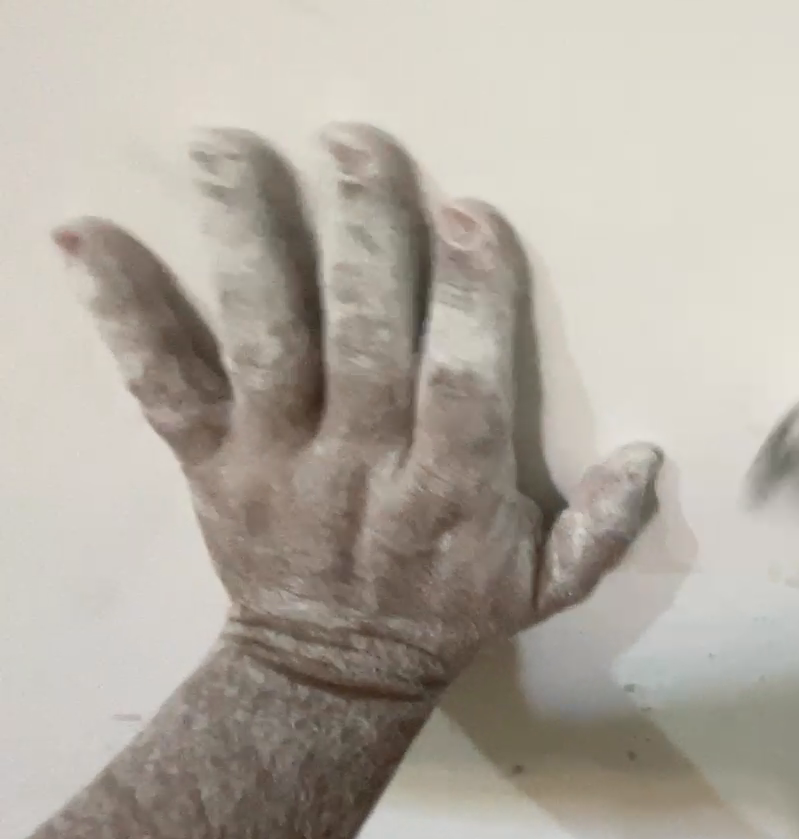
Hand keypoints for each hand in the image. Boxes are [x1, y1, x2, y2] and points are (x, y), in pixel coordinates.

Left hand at [55, 125, 662, 699]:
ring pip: (263, 344)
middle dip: (367, 244)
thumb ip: (603, 528)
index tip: (471, 218)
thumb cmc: (461, 610)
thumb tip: (645, 456)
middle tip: (360, 149)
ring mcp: (278, 460)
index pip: (463, 384)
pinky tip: (89, 237)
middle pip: (363, 343)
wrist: (339, 666)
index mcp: (453, 492)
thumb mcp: (556, 585)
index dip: (470, 301)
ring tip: (229, 151)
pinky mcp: (209, 463)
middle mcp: (363, 464)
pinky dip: (124, 316)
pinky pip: (163, 387)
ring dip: (245, 246)